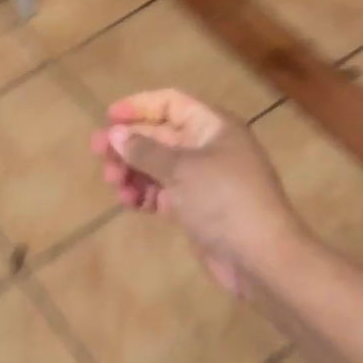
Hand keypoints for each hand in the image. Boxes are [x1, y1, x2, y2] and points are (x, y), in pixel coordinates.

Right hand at [89, 89, 307, 294]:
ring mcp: (202, 179)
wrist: (263, 260)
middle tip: (99, 155)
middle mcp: (208, 148)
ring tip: (115, 185)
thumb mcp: (181, 169)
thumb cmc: (225, 200)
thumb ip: (144, 150)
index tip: (108, 118)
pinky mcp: (196, 207)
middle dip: (128, 144)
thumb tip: (115, 134)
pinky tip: (130, 204)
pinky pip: (162, 191)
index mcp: (212, 127)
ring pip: (156, 165)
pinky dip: (144, 194)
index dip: (138, 106)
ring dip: (132, 171)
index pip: (170, 103)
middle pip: (158, 135)